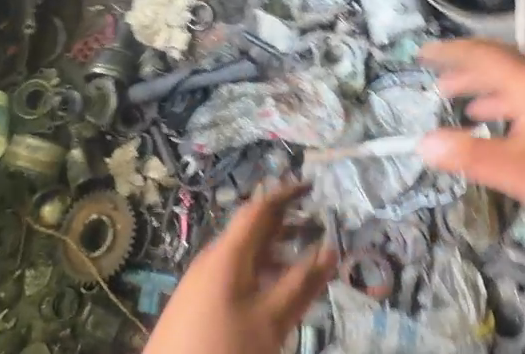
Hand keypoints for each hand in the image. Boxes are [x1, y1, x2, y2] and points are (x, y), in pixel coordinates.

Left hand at [143, 182, 335, 353]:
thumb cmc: (226, 348)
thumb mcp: (270, 320)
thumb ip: (301, 284)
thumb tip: (330, 250)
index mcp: (227, 253)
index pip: (259, 208)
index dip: (286, 194)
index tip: (311, 187)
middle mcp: (211, 258)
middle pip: (250, 231)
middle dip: (284, 227)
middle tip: (314, 230)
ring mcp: (199, 281)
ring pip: (241, 255)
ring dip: (272, 254)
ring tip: (299, 266)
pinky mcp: (194, 303)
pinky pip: (230, 274)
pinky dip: (256, 273)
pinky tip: (269, 296)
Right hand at [417, 38, 524, 239]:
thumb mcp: (517, 170)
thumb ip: (469, 155)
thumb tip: (423, 143)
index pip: (484, 54)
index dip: (451, 52)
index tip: (423, 52)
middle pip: (499, 64)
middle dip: (465, 69)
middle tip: (434, 76)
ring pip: (514, 82)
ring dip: (483, 88)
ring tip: (455, 98)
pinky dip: (503, 104)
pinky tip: (493, 122)